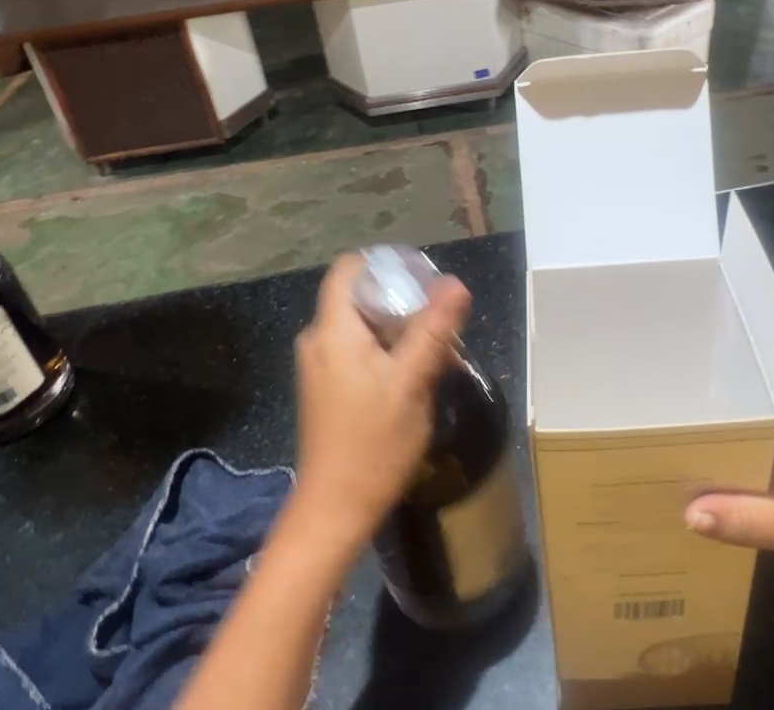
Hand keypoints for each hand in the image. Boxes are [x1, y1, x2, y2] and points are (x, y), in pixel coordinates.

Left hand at [292, 254, 472, 543]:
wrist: (335, 508)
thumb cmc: (374, 444)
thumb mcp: (412, 383)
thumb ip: (433, 330)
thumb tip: (455, 283)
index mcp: (333, 330)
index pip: (350, 269)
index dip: (386, 265)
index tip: (424, 278)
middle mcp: (318, 340)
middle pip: (361, 298)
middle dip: (404, 305)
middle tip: (444, 326)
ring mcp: (319, 366)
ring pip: (364, 327)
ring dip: (401, 333)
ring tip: (440, 357)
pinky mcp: (325, 388)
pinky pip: (358, 352)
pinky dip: (387, 354)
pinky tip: (418, 379)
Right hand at [684, 312, 773, 600]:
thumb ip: (742, 519)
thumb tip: (687, 511)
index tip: (757, 291)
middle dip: (744, 350)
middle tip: (701, 327)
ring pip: (768, 404)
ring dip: (741, 387)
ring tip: (697, 370)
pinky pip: (764, 431)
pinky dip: (742, 423)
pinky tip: (716, 431)